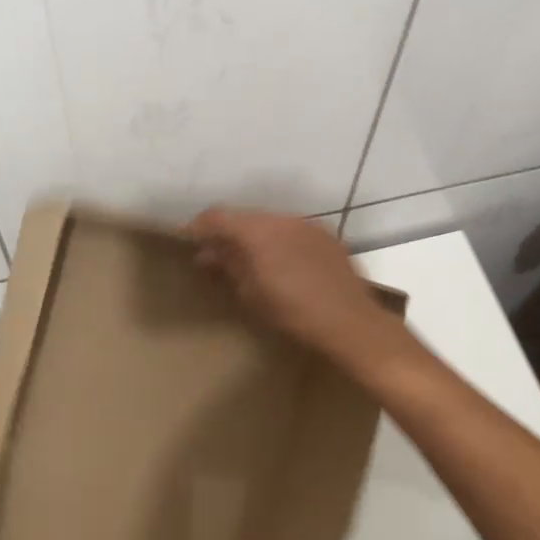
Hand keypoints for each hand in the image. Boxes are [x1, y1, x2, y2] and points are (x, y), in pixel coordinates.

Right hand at [187, 207, 404, 366]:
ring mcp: (309, 225)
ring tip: (249, 263)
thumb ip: (228, 267)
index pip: (217, 216)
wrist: (350, 323)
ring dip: (255, 238)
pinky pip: (293, 232)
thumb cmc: (293, 314)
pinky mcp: (328, 237)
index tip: (188, 243)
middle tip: (216, 257)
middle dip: (227, 234)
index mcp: (258, 232)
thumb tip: (208, 254)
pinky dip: (279, 243)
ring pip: (270, 223)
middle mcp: (282, 219)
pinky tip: (282, 266)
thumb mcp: (251, 294)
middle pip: (244, 217)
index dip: (198, 227)